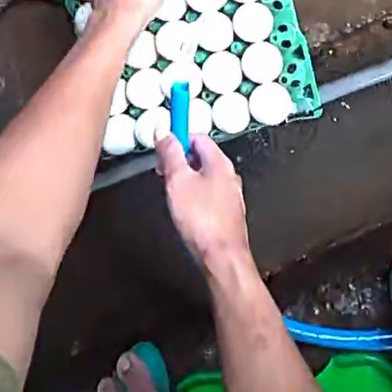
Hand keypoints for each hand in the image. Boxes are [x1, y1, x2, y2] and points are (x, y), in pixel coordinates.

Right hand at [155, 134, 249, 265]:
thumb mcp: (178, 181)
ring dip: (185, 180)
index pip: (198, 137)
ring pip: (203, 177)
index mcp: (219, 162)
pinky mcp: (227, 213)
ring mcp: (229, 195)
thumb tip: (164, 133)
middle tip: (162, 172)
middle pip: (201, 156)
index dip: (178, 139)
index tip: (162, 147)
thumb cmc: (202, 221)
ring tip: (171, 193)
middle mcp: (228, 176)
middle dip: (179, 161)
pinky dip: (193, 196)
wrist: (221, 258)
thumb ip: (170, 155)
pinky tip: (184, 210)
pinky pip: (207, 195)